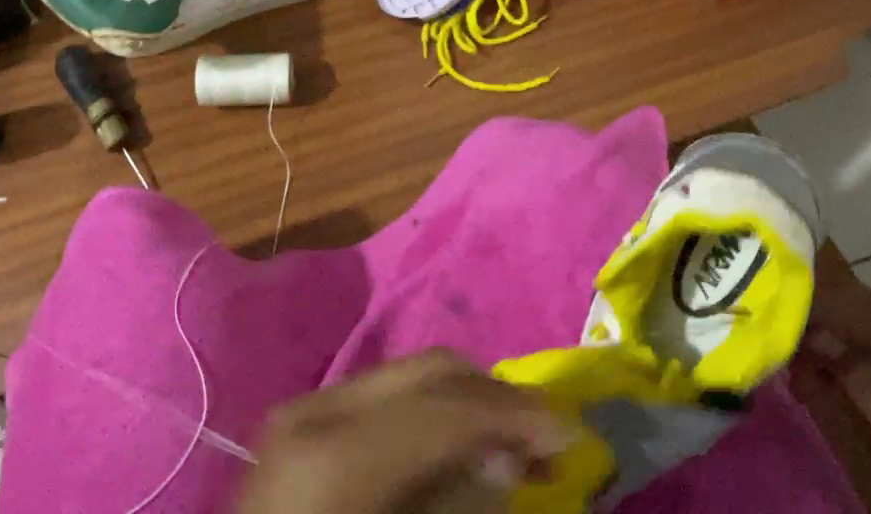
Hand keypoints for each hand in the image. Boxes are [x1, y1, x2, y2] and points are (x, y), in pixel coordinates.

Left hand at [237, 349, 571, 513]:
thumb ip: (456, 505)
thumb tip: (506, 460)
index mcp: (338, 453)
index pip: (448, 406)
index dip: (518, 414)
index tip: (572, 435)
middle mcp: (318, 409)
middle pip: (431, 370)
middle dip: (496, 395)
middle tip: (546, 439)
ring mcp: (302, 409)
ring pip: (408, 375)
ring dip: (465, 399)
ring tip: (510, 442)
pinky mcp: (298, 421)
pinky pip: (381, 397)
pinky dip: (427, 412)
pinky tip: (455, 443)